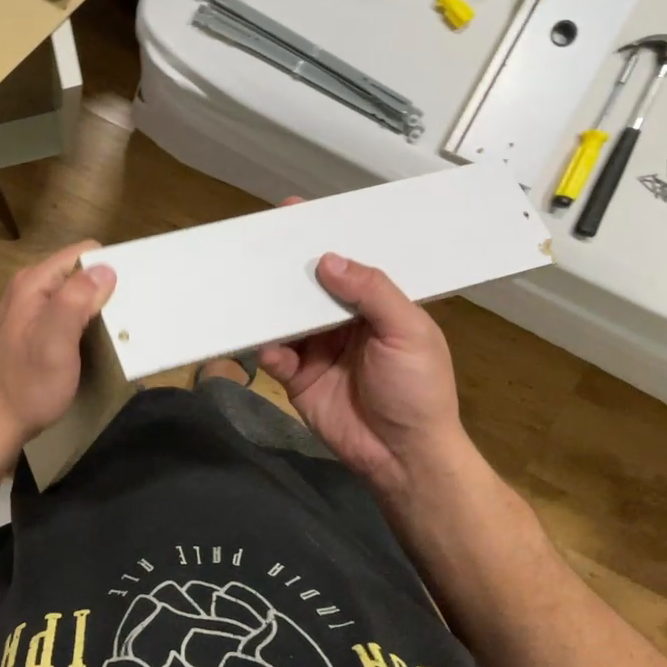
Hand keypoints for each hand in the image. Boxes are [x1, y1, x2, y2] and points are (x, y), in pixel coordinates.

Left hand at [0, 240, 116, 459]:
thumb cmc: (28, 386)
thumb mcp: (56, 342)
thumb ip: (76, 300)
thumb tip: (106, 268)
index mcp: (33, 284)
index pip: (83, 253)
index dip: (110, 268)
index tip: (131, 294)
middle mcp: (29, 290)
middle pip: (80, 274)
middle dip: (106, 291)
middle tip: (128, 319)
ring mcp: (29, 312)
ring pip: (76, 297)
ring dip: (98, 312)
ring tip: (118, 334)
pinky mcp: (33, 334)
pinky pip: (68, 317)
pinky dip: (85, 327)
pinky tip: (96, 347)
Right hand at [257, 207, 465, 496]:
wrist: (401, 455)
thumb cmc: (419, 389)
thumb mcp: (409, 332)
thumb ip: (373, 292)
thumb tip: (327, 259)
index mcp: (377, 305)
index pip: (348, 263)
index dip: (324, 236)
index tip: (296, 211)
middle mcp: (343, 320)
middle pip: (309, 286)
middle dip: (286, 266)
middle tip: (257, 242)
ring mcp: (316, 347)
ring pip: (286, 316)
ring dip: (269, 303)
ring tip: (248, 283)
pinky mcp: (295, 376)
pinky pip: (273, 354)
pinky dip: (265, 345)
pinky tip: (263, 340)